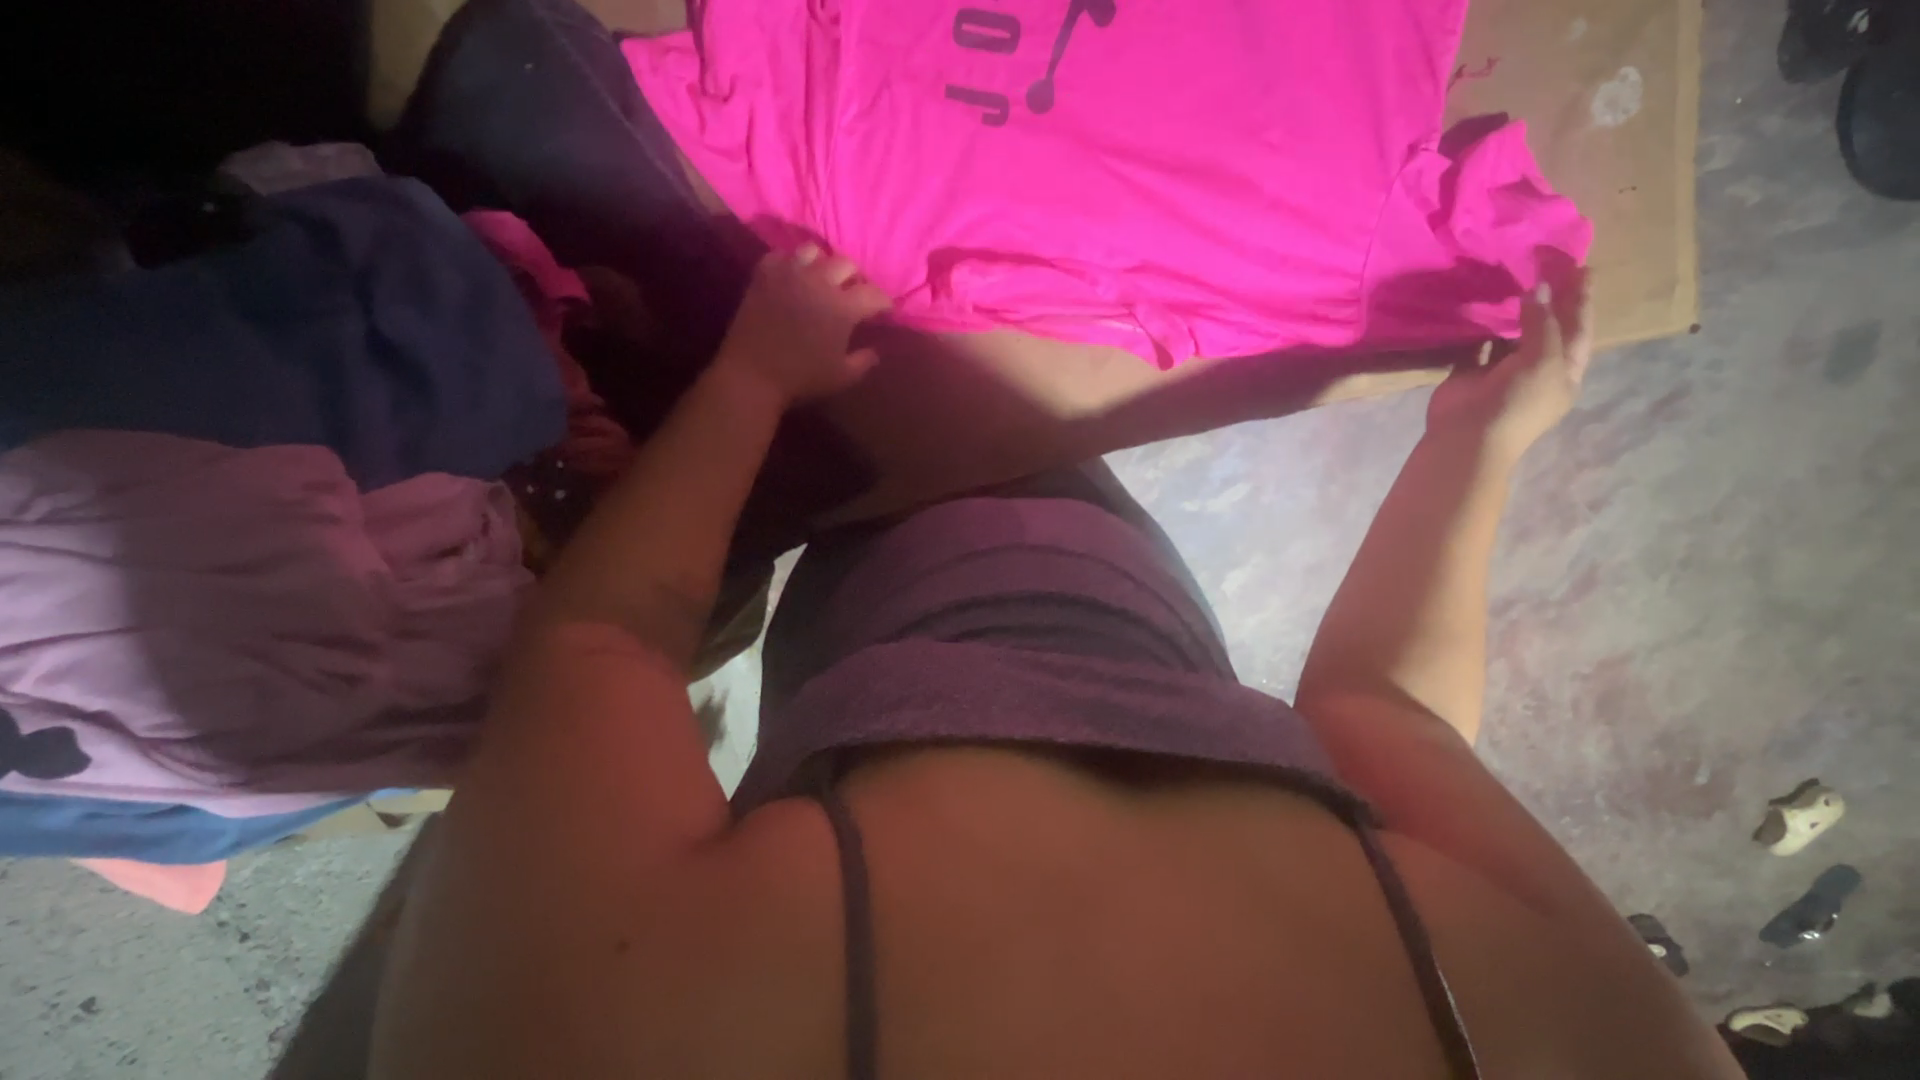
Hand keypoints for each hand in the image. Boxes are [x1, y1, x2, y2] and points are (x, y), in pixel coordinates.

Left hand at [716, 245, 891, 403]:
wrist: (752, 374)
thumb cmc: (801, 377)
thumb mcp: (842, 376)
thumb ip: (863, 361)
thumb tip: (874, 351)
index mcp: (843, 306)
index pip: (873, 293)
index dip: (883, 302)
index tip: (884, 311)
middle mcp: (819, 281)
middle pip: (846, 263)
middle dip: (854, 277)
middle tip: (852, 292)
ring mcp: (790, 274)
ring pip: (813, 251)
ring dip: (822, 264)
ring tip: (821, 278)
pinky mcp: (764, 275)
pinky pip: (780, 256)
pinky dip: (789, 263)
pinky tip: (792, 277)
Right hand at [1427, 267, 1593, 462]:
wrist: (1467, 438)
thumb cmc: (1517, 401)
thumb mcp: (1544, 360)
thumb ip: (1543, 323)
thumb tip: (1539, 288)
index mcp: (1564, 370)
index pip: (1578, 326)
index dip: (1580, 296)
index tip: (1580, 264)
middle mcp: (1536, 369)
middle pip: (1548, 326)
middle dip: (1550, 296)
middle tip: (1546, 262)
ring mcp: (1502, 372)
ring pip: (1512, 334)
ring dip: (1514, 310)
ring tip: (1515, 277)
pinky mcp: (1471, 374)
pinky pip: (1477, 344)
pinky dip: (1479, 327)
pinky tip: (1481, 305)